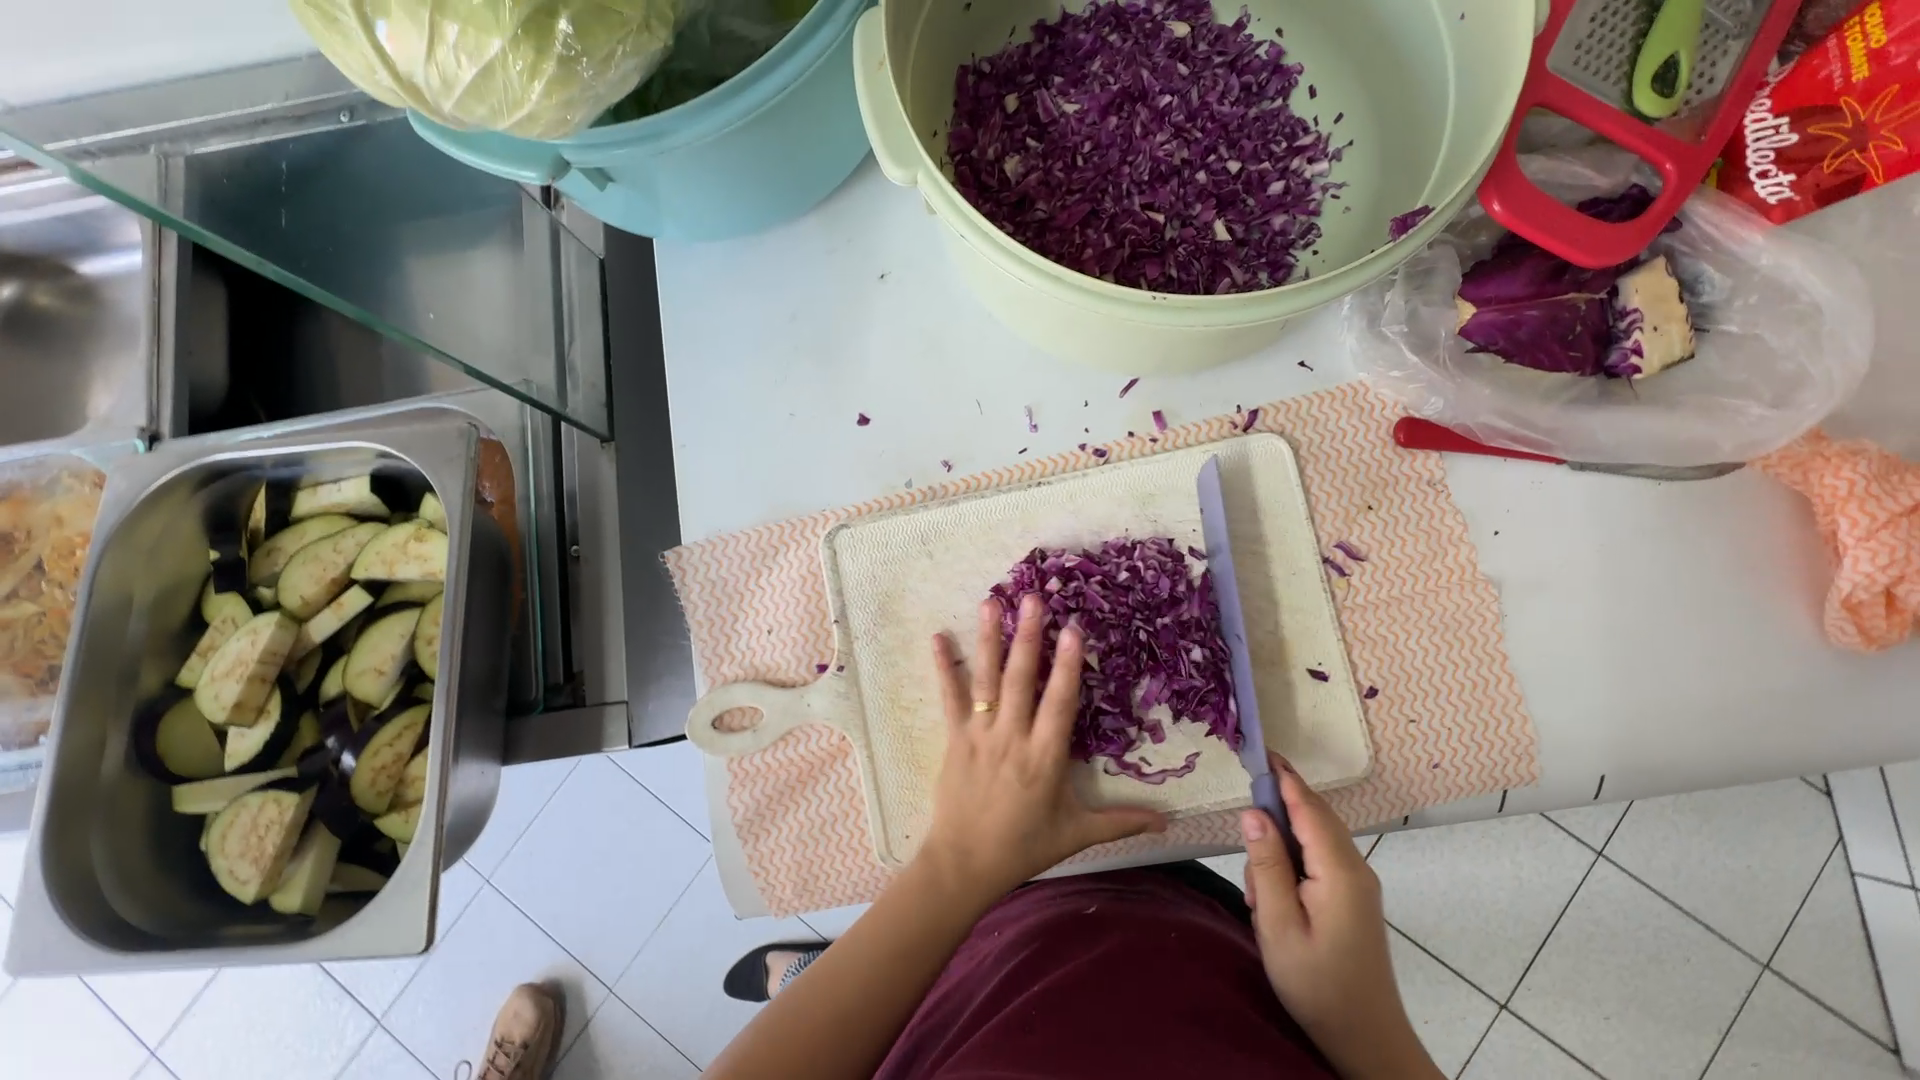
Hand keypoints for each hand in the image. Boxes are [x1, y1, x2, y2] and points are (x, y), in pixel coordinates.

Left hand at [919, 594, 1166, 900]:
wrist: (965, 864)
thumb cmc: (1024, 847)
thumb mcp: (1076, 833)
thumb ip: (1122, 822)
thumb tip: (1169, 821)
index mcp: (1045, 758)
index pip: (1059, 703)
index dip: (1067, 666)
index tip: (1073, 629)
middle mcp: (1012, 739)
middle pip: (1020, 680)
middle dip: (1028, 637)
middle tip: (1033, 599)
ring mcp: (979, 736)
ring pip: (985, 681)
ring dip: (989, 640)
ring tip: (991, 602)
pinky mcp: (954, 740)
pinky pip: (949, 698)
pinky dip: (943, 667)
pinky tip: (938, 637)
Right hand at [1240, 760, 1443, 1079]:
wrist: (1366, 1039)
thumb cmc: (1317, 984)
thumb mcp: (1277, 925)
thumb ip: (1265, 866)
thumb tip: (1254, 813)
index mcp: (1339, 871)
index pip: (1309, 808)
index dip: (1285, 777)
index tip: (1261, 749)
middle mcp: (1355, 868)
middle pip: (1314, 818)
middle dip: (1278, 807)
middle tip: (1242, 811)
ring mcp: (1357, 883)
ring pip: (1313, 840)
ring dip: (1279, 848)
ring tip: (1256, 896)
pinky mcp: (1353, 898)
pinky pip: (1319, 860)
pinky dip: (1291, 864)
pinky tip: (1271, 897)